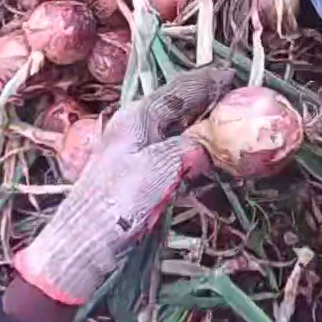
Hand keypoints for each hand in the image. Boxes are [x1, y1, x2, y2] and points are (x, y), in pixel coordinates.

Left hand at [14, 68, 237, 303]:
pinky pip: (173, 153)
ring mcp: (134, 151)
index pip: (180, 89)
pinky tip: (205, 159)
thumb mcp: (160, 167)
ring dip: (202, 126)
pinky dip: (193, 151)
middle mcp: (135, 127)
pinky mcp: (137, 175)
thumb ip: (191, 146)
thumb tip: (213, 138)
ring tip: (228, 126)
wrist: (83, 245)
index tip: (235, 77)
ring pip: (177, 129)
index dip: (209, 82)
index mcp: (138, 117)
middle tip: (238, 100)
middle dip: (208, 101)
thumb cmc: (118, 203)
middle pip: (178, 106)